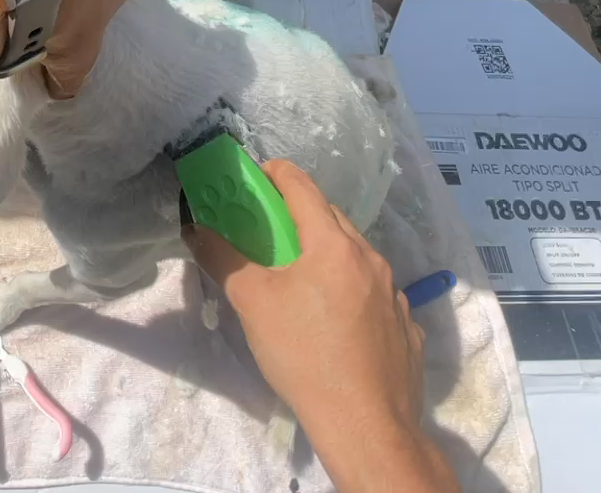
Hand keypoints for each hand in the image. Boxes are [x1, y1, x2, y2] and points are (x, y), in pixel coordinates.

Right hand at [185, 160, 456, 492]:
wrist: (367, 428)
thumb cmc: (303, 353)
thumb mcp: (250, 301)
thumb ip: (221, 258)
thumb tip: (194, 229)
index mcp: (333, 245)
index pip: (302, 187)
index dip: (276, 173)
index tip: (255, 176)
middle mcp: (370, 259)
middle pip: (331, 217)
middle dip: (298, 213)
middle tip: (268, 228)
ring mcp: (395, 295)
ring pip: (355, 255)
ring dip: (326, 251)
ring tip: (299, 276)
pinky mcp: (407, 329)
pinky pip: (374, 292)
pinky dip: (351, 289)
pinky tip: (335, 318)